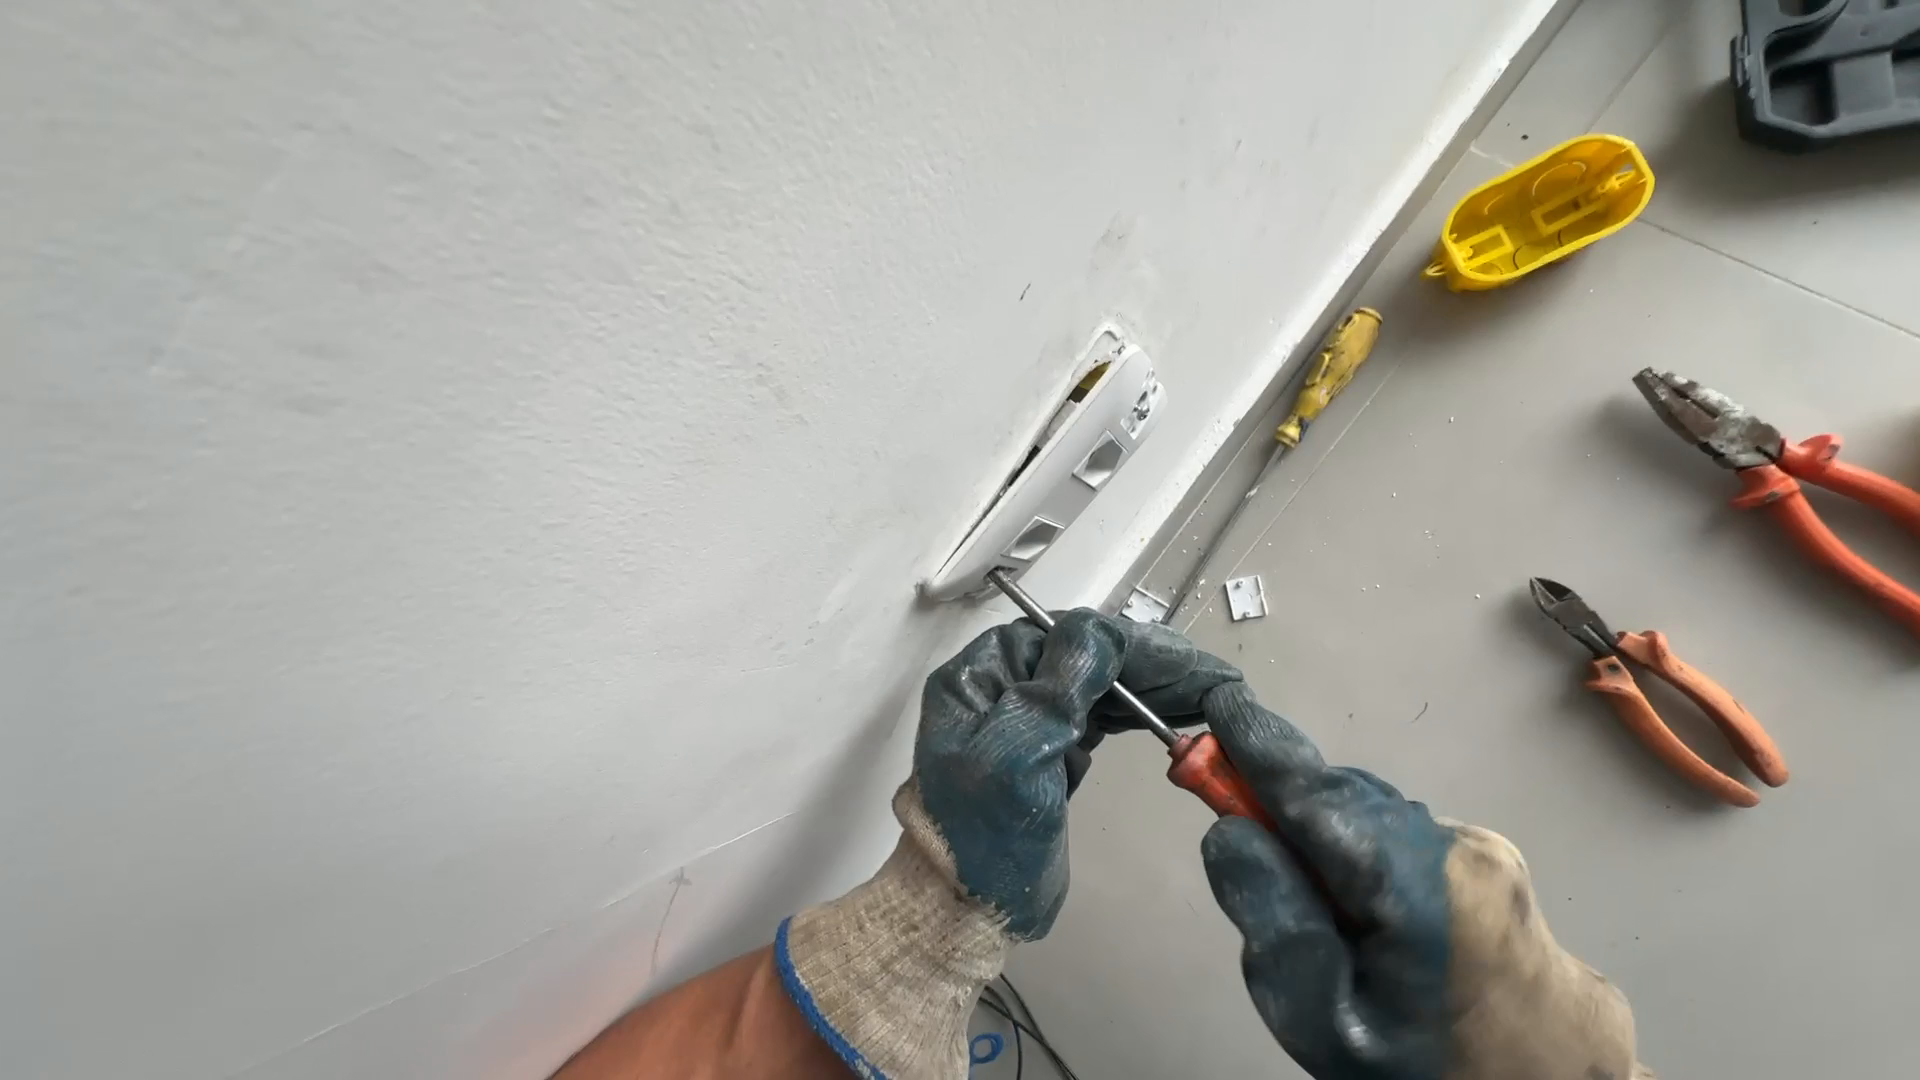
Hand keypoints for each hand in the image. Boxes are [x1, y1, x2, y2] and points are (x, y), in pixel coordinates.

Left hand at [776, 609, 1236, 1078]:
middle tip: (1210, 678)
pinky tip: (1170, 716)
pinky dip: (1134, 714)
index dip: (1121, 644)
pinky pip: (1098, 716)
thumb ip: (1055, 690)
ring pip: (1097, 686)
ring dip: (1150, 688)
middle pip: (1085, 658)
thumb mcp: (1015, 758)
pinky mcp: (1050, 748)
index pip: (1061, 637)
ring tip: (1207, 693)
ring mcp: (1027, 716)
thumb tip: (1100, 630)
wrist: (966, 905)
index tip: (1175, 659)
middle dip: (1147, 665)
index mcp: (983, 675)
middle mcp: (1004, 685)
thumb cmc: (981, 836)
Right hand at [1198, 682, 1642, 1079]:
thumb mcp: (1320, 1016)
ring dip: (1317, 826)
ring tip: (1312, 900)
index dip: (1253, 741)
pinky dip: (1355, 842)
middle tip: (1237, 835)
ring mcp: (1478, 846)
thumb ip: (1268, 914)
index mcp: (1413, 881)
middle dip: (1276, 799)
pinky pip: (1392, 828)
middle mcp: (1451, 843)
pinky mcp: (1486, 855)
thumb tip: (1230, 830)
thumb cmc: (1428, 1065)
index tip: (1216, 703)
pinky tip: (1360, 902)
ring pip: (1362, 810)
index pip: (1310, 788)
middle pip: (1333, 795)